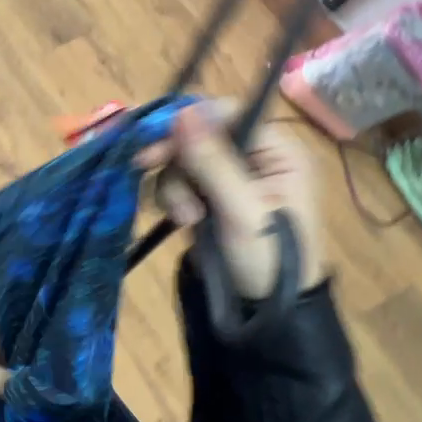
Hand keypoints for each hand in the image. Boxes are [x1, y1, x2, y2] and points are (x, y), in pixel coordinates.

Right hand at [135, 102, 323, 298]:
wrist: (264, 310)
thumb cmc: (267, 257)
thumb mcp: (240, 209)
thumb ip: (212, 160)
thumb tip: (184, 111)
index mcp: (278, 152)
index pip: (227, 114)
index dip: (189, 123)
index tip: (158, 144)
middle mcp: (255, 157)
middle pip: (198, 134)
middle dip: (176, 159)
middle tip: (143, 166)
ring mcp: (230, 177)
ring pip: (182, 159)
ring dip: (174, 186)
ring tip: (186, 219)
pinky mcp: (208, 196)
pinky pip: (177, 180)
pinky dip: (172, 197)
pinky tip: (182, 221)